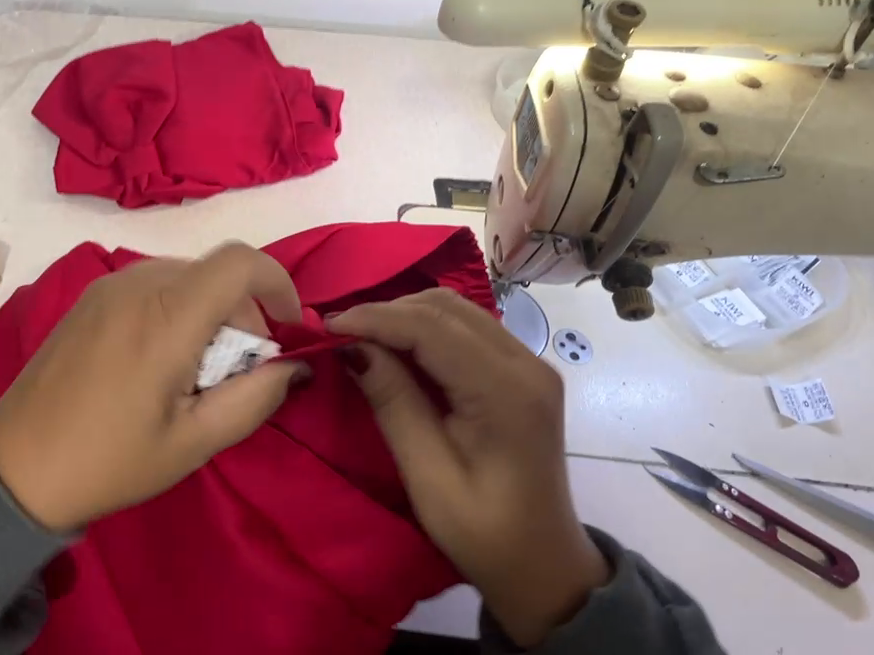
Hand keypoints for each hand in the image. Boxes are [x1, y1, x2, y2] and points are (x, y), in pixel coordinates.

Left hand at [0, 244, 307, 531]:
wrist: (13, 467)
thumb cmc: (109, 461)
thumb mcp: (193, 443)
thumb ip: (254, 398)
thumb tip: (293, 366)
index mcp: (167, 316)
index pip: (240, 261)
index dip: (278, 283)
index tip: (288, 328)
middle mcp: (138, 283)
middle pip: (215, 273)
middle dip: (243, 315)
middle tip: (237, 375)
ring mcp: (109, 285)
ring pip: (186, 277)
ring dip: (210, 313)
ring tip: (195, 374)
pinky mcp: (91, 296)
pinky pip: (154, 284)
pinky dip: (178, 309)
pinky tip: (160, 361)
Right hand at [328, 289, 609, 647]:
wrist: (545, 566)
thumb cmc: (486, 535)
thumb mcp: (429, 478)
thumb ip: (394, 403)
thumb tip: (353, 346)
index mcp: (508, 392)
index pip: (432, 327)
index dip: (375, 318)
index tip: (327, 327)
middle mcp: (526, 363)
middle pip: (445, 308)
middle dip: (387, 312)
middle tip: (339, 334)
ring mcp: (529, 361)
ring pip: (454, 309)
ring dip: (404, 315)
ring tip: (361, 339)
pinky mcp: (522, 368)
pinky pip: (466, 326)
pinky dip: (425, 327)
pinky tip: (396, 348)